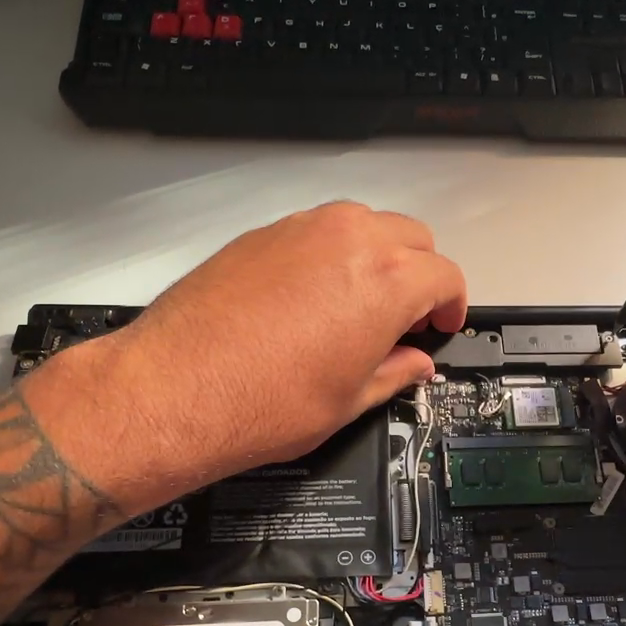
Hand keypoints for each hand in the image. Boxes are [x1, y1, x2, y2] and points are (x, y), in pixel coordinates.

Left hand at [22, 202, 466, 511]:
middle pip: (413, 237)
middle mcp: (348, 240)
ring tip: (362, 305)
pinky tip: (316, 297)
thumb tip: (413, 364)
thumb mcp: (349, 401)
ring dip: (379, 257)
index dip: (452, 305)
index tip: (441, 325)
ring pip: (365, 224)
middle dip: (421, 275)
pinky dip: (332, 254)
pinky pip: (318, 230)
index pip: (446, 275)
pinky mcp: (263, 234)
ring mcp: (302, 230)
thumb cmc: (258, 401)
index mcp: (386, 281)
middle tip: (409, 317)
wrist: (174, 391)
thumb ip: (395, 372)